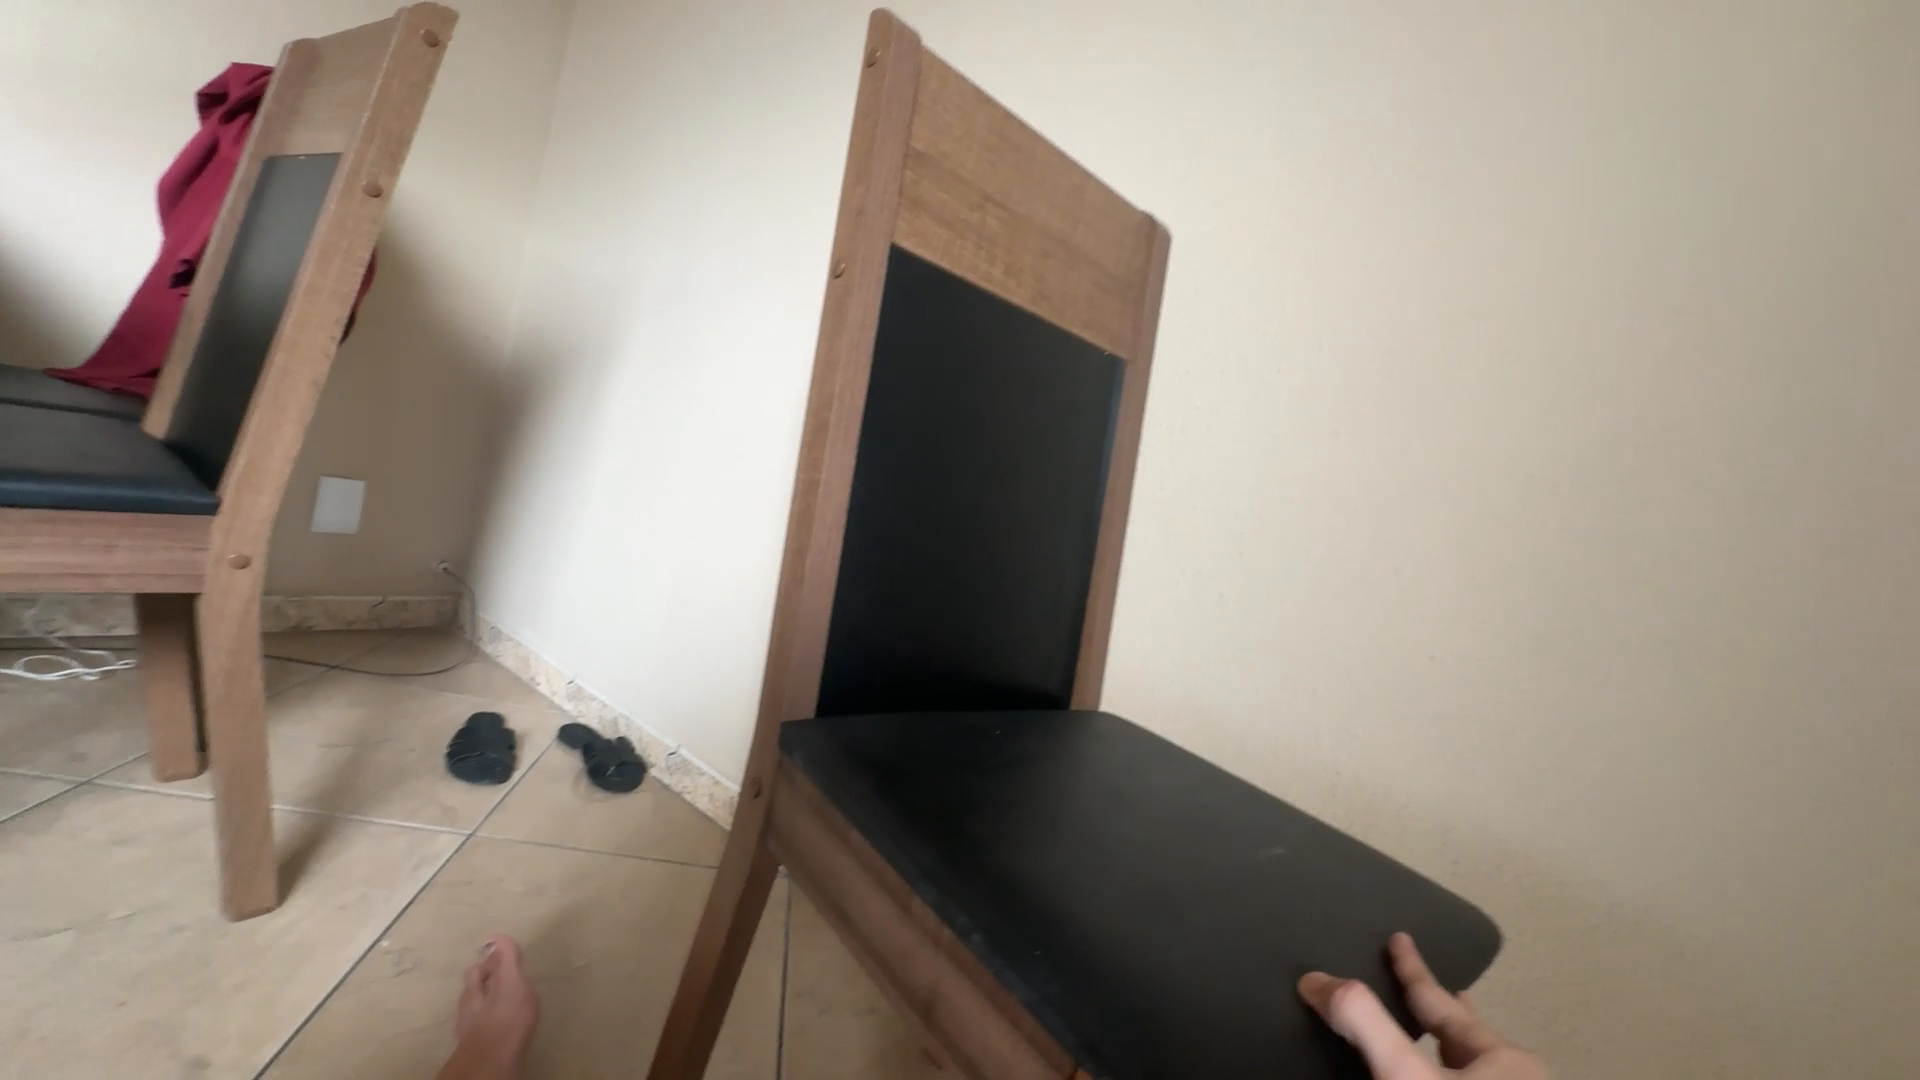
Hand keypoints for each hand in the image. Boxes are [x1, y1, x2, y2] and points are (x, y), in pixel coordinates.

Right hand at [1297, 933, 1544, 1078]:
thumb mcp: (1407, 1079)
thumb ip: (1360, 1022)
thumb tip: (1314, 980)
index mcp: (1507, 1065)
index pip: (1443, 1002)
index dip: (1413, 968)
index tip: (1399, 938)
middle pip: (1473, 1039)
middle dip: (1445, 1014)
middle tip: (1427, 988)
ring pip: (1479, 1075)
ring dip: (1452, 1054)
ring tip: (1440, 1039)